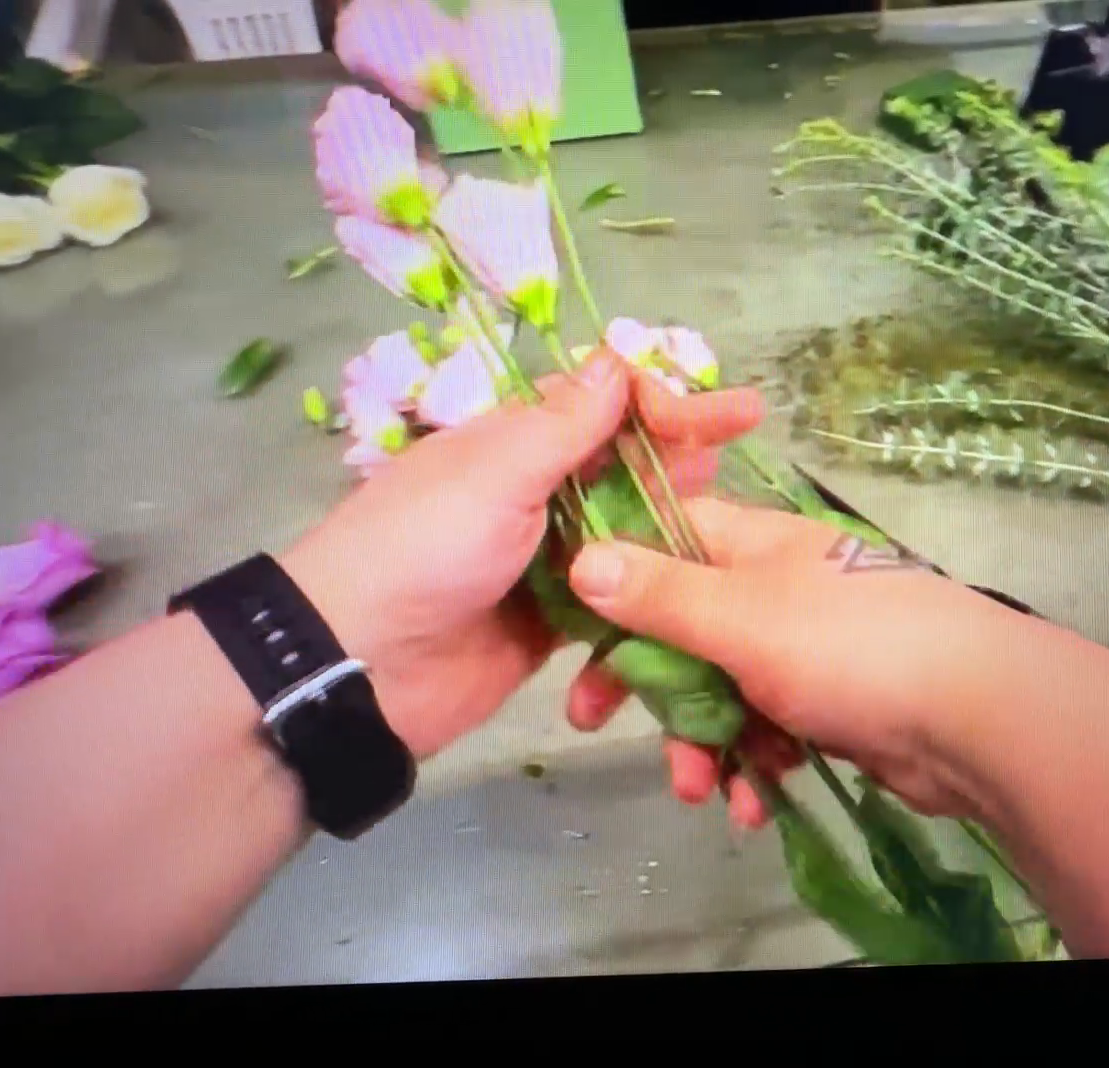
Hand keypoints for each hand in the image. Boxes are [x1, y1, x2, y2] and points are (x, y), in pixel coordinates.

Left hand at [281, 350, 763, 759]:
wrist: (365, 666)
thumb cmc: (427, 548)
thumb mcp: (495, 473)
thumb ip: (563, 426)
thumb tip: (616, 361)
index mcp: (514, 444)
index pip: (601, 406)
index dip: (663, 400)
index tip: (723, 407)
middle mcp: (534, 493)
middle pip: (621, 461)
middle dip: (681, 444)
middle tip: (743, 432)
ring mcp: (547, 557)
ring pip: (625, 525)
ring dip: (674, 508)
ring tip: (731, 494)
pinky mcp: (557, 616)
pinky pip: (616, 590)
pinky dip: (652, 578)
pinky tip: (695, 569)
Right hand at [564, 498, 1028, 825]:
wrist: (978, 718)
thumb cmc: (848, 647)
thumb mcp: (739, 616)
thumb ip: (659, 593)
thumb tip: (582, 559)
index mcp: (748, 545)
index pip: (659, 538)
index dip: (611, 576)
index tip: (572, 623)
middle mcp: (769, 587)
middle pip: (679, 624)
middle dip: (644, 682)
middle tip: (592, 722)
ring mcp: (798, 646)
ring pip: (718, 686)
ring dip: (700, 740)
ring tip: (701, 790)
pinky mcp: (823, 701)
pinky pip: (763, 726)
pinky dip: (752, 763)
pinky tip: (756, 802)